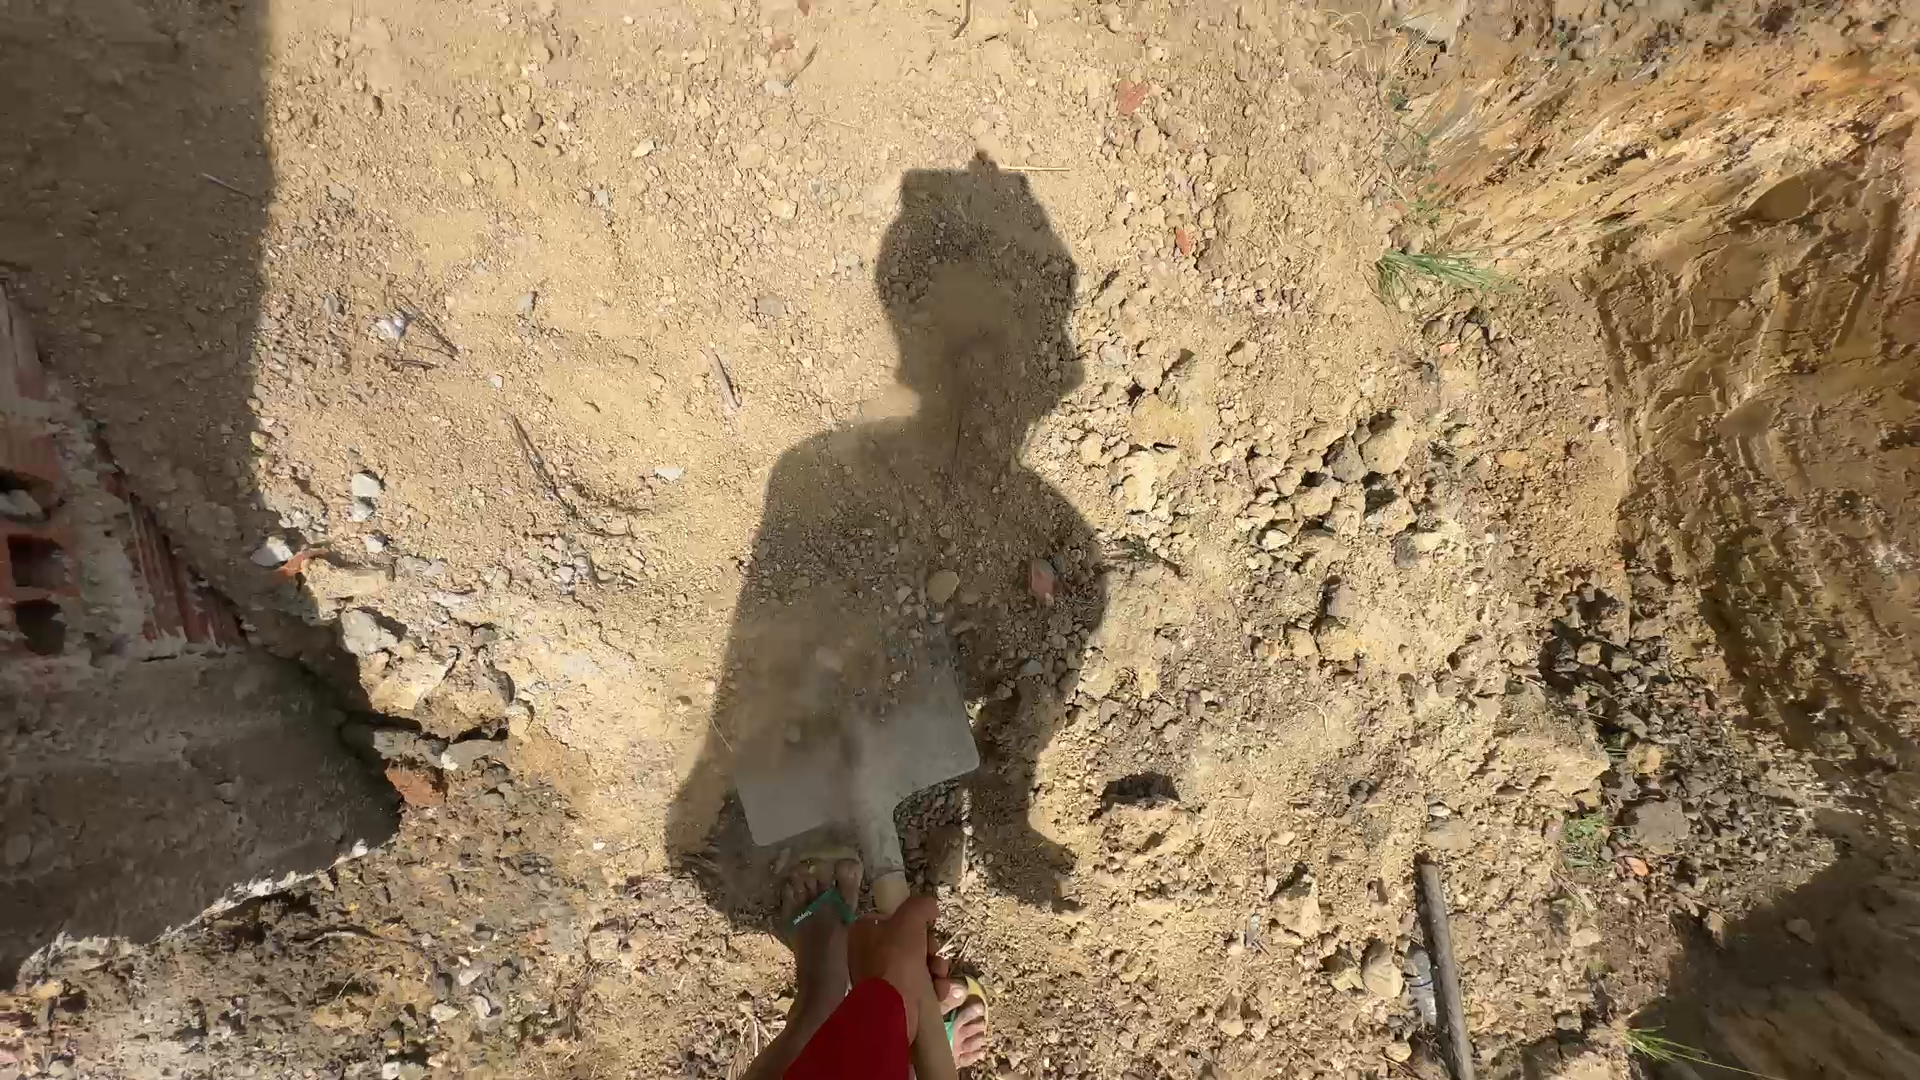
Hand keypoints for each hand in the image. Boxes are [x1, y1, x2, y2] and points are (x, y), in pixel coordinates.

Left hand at [846, 895, 939, 1041]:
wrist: (894, 1010)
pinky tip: (939, 989)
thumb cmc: (896, 958)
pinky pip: (921, 988)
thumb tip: (930, 906)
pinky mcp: (897, 1002)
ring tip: (939, 973)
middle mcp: (869, 956)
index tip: (926, 925)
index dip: (911, 921)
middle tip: (933, 951)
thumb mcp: (909, 919)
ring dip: (936, 967)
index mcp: (863, 933)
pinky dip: (934, 987)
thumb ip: (920, 905)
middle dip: (929, 947)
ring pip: (918, 965)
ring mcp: (883, 981)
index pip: (891, 918)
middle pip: (909, 942)